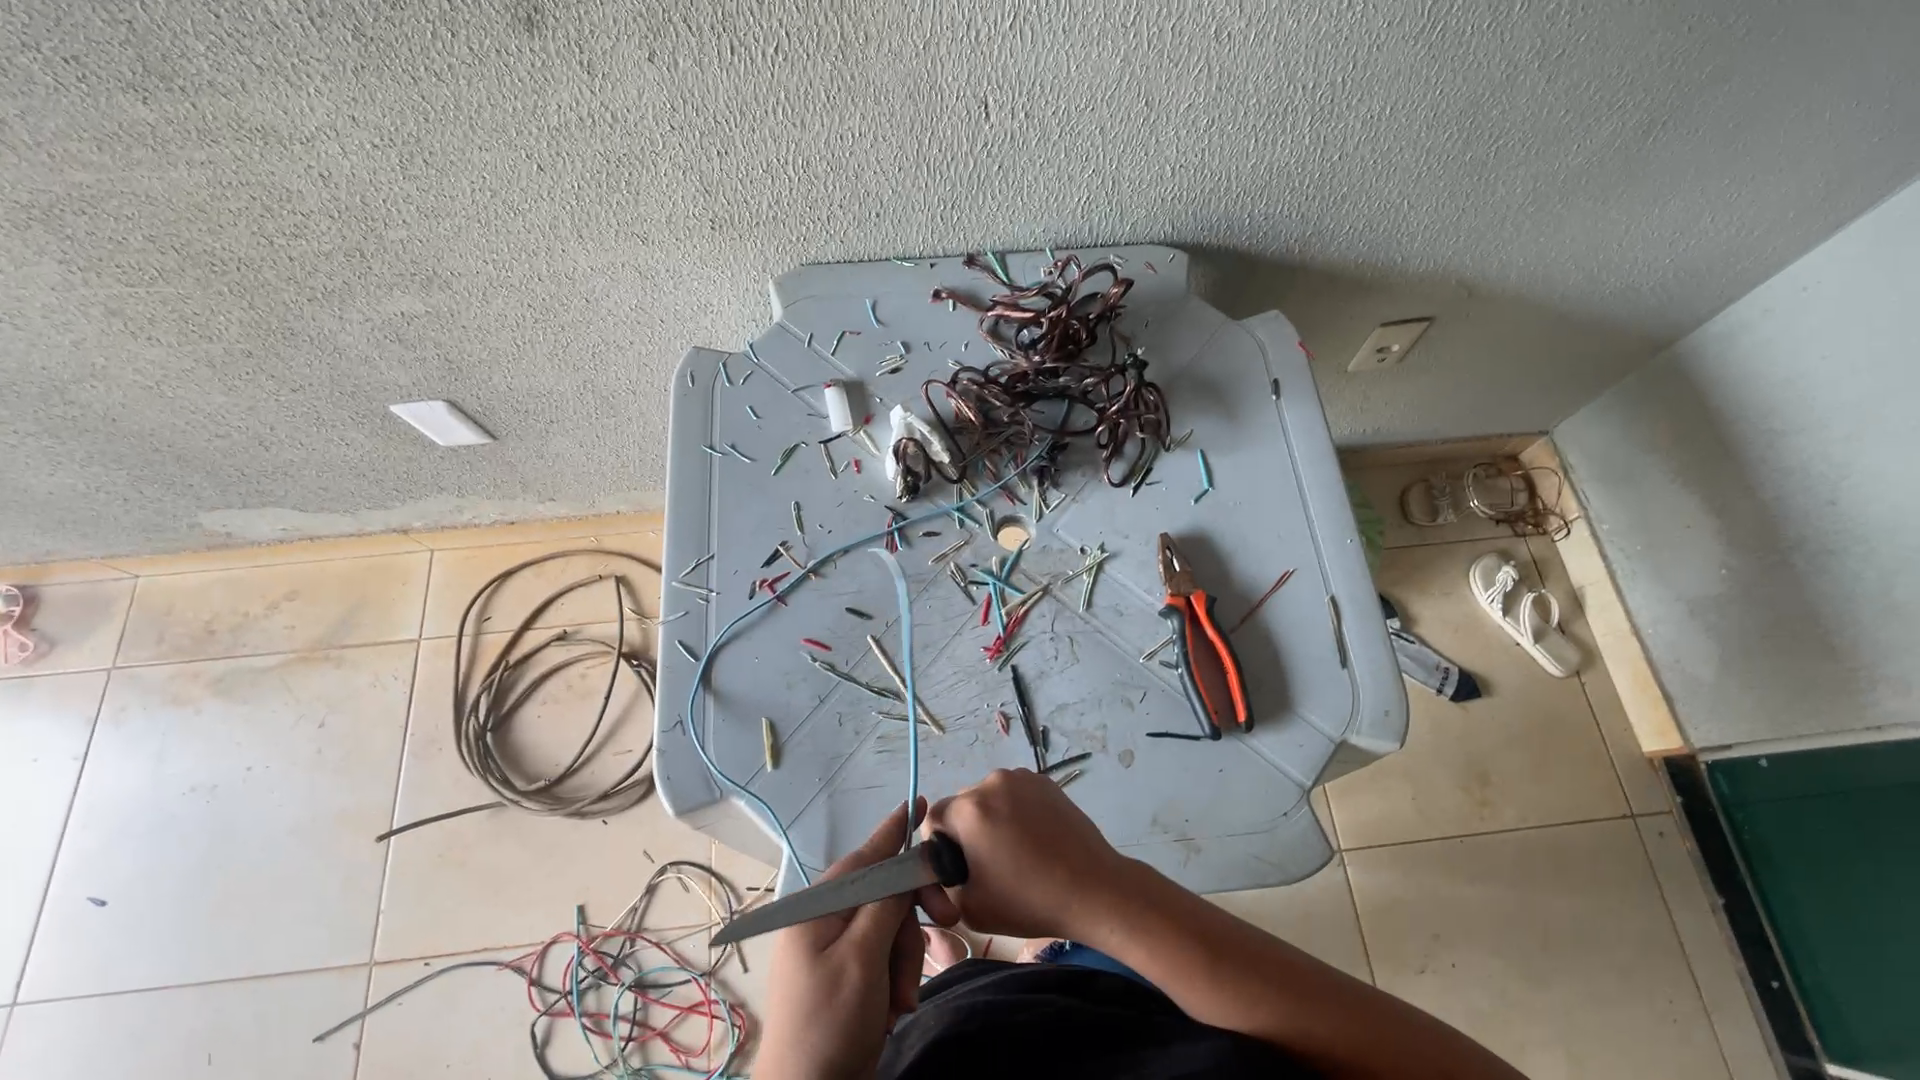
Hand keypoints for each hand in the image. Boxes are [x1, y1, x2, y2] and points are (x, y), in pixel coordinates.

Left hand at [756, 797, 959, 1079]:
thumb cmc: (829, 1022)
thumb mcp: (861, 959)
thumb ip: (884, 905)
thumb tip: (901, 862)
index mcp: (818, 909)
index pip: (865, 856)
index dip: (895, 829)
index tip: (921, 801)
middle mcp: (826, 922)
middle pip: (886, 894)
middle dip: (913, 918)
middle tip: (949, 925)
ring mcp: (838, 951)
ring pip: (893, 929)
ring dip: (906, 961)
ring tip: (902, 1000)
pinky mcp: (850, 977)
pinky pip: (886, 958)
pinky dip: (898, 979)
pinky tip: (895, 1007)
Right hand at [921, 768, 1134, 940]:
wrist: (1092, 889)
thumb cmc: (1028, 901)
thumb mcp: (969, 907)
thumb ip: (943, 883)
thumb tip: (942, 869)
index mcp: (969, 809)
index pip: (933, 820)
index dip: (938, 847)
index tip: (957, 869)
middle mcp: (991, 782)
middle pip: (962, 805)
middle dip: (965, 831)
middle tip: (985, 864)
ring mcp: (1022, 778)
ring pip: (989, 798)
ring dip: (990, 819)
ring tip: (1013, 851)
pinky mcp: (1045, 782)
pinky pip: (1014, 794)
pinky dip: (1015, 811)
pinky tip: (1032, 839)